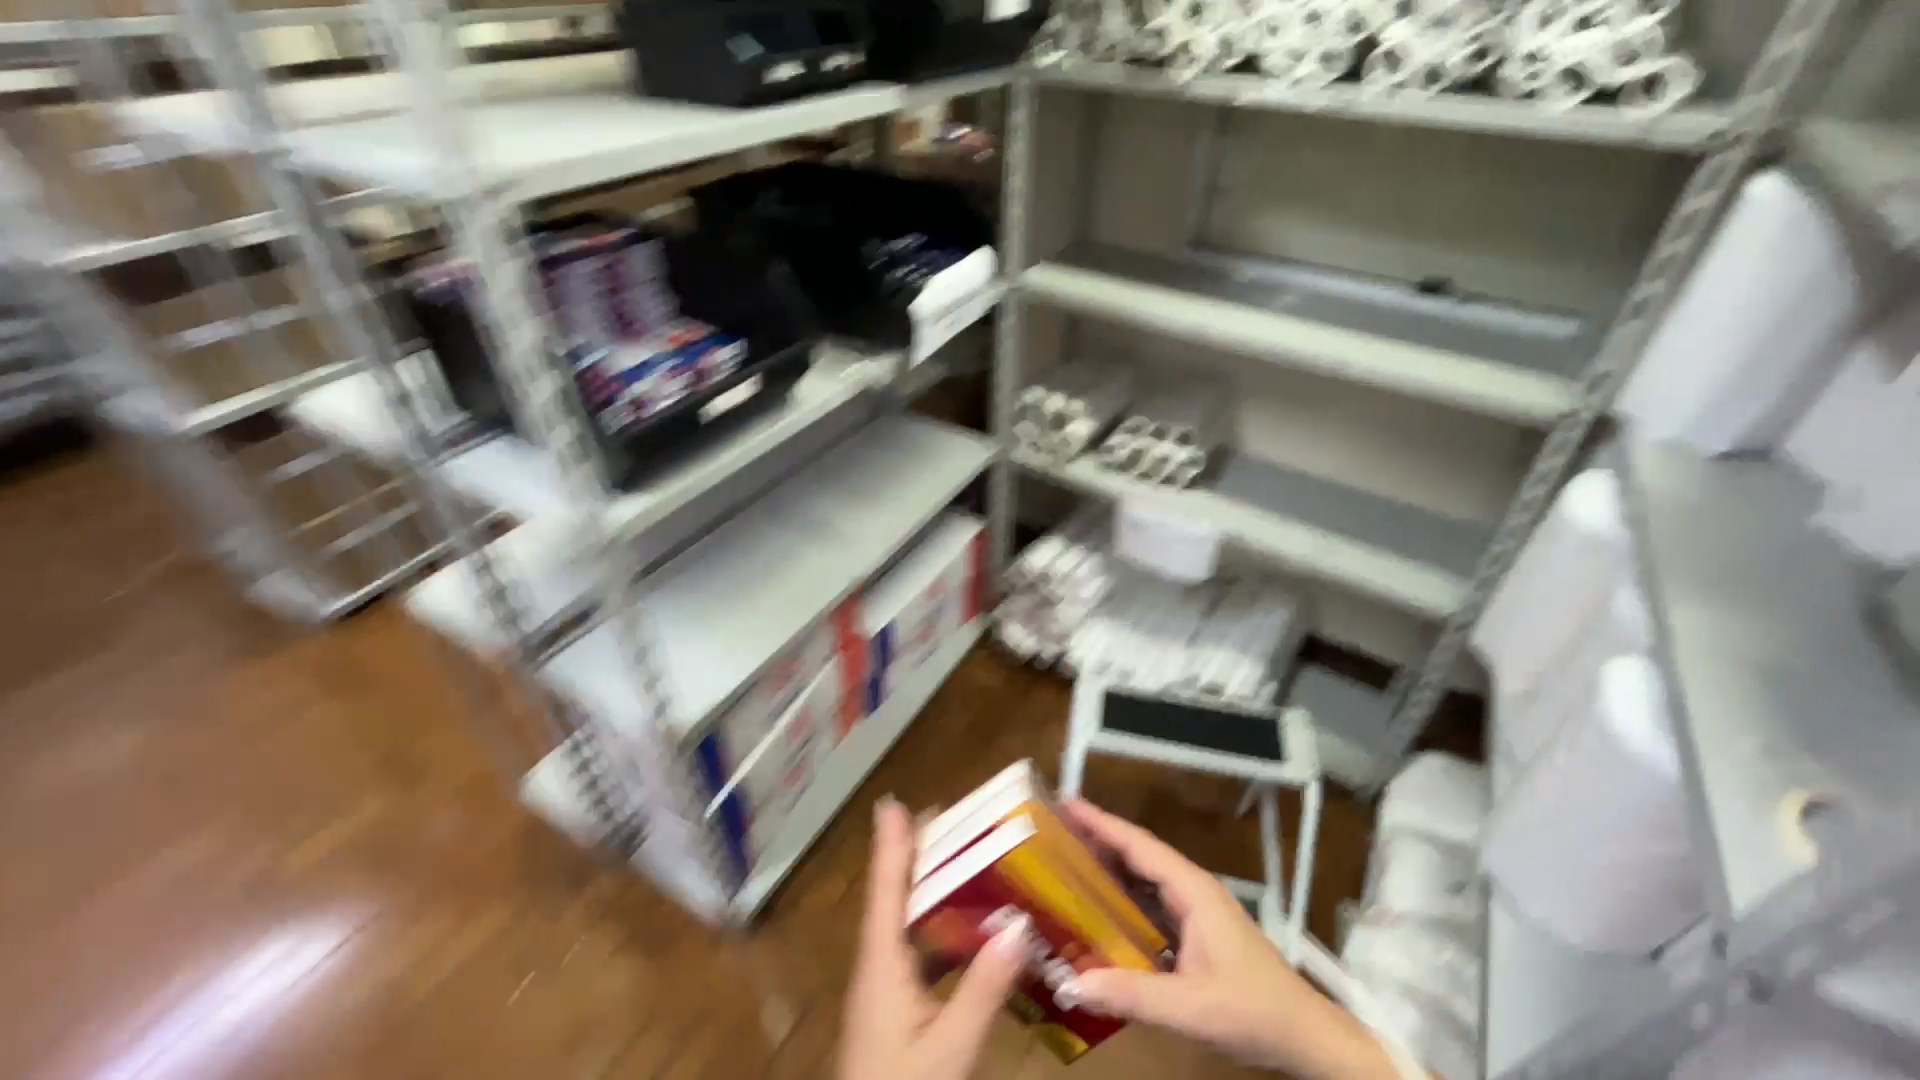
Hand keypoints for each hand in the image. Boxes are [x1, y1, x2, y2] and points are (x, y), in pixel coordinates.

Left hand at [839, 796, 1028, 1079]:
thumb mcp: (949, 1048)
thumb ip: (982, 989)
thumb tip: (1018, 924)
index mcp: (882, 966)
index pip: (886, 893)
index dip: (891, 847)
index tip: (894, 802)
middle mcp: (878, 970)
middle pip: (896, 902)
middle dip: (920, 861)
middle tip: (955, 823)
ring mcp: (885, 994)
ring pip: (909, 931)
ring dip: (934, 897)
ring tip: (970, 867)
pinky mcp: (897, 1014)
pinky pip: (921, 961)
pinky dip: (946, 940)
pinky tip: (974, 939)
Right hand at [1063, 800, 1403, 1079]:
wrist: (1305, 1038)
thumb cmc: (1254, 1011)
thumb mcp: (1191, 1007)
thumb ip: (1131, 994)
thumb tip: (1069, 984)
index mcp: (1194, 892)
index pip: (1140, 846)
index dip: (1102, 823)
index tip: (1065, 803)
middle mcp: (1193, 893)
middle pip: (1138, 856)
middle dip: (1097, 841)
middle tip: (1050, 835)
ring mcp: (1196, 914)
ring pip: (1144, 881)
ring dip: (1107, 872)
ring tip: (1062, 867)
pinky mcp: (1196, 936)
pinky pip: (1150, 908)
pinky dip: (1121, 903)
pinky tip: (1096, 916)